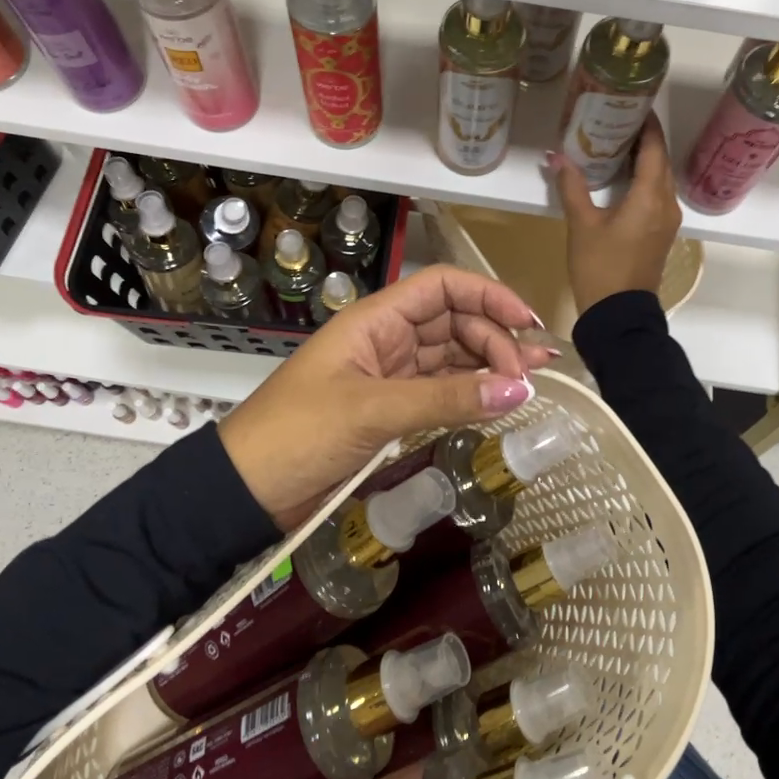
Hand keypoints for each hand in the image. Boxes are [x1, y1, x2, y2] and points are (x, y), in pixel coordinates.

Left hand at [218, 265, 555, 527]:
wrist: (246, 490)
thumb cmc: (298, 433)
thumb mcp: (373, 410)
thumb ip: (446, 399)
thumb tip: (519, 391)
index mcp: (375, 320)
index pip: (443, 288)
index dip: (488, 296)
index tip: (527, 323)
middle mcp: (387, 340)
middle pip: (455, 322)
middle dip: (496, 339)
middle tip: (530, 377)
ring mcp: (391, 376)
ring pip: (453, 358)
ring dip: (491, 366)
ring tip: (532, 384)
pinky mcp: (392, 411)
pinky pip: (442, 392)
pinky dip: (471, 395)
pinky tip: (500, 402)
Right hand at [549, 115, 682, 315]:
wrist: (618, 316)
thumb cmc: (600, 267)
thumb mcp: (581, 224)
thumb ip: (572, 187)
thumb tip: (556, 157)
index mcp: (650, 197)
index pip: (654, 148)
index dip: (647, 124)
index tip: (633, 104)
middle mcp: (666, 204)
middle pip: (660, 161)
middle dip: (644, 139)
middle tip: (618, 119)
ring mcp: (667, 221)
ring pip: (659, 179)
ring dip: (644, 160)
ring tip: (616, 142)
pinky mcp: (661, 234)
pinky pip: (656, 196)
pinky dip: (643, 180)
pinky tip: (621, 177)